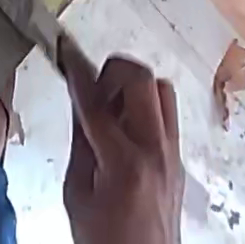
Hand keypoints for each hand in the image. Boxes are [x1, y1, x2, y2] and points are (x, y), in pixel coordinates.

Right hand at [63, 48, 182, 243]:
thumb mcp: (77, 194)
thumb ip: (80, 141)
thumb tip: (78, 100)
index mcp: (125, 163)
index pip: (96, 101)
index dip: (77, 71)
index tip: (66, 51)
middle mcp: (156, 152)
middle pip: (141, 79)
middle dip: (112, 71)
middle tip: (94, 86)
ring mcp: (173, 155)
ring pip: (161, 89)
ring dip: (133, 87)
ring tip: (112, 106)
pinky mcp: (179, 160)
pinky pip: (166, 113)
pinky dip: (145, 106)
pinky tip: (125, 125)